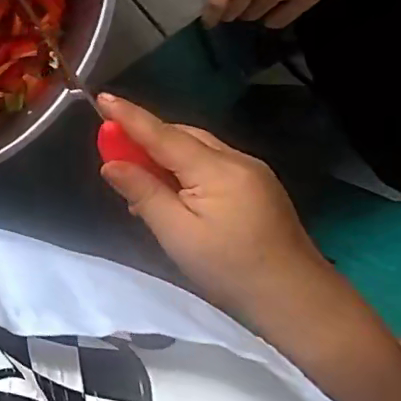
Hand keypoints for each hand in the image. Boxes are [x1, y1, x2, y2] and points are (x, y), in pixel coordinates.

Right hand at [95, 94, 335, 323]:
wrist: (299, 303)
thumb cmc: (231, 268)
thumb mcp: (176, 232)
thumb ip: (142, 192)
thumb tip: (110, 164)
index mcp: (218, 170)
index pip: (163, 135)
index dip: (129, 116)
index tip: (101, 98)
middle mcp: (238, 162)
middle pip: (181, 136)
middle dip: (143, 135)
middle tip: (108, 147)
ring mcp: (251, 174)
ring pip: (195, 148)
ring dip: (160, 152)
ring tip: (132, 172)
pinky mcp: (256, 189)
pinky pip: (207, 163)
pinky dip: (179, 166)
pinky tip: (165, 188)